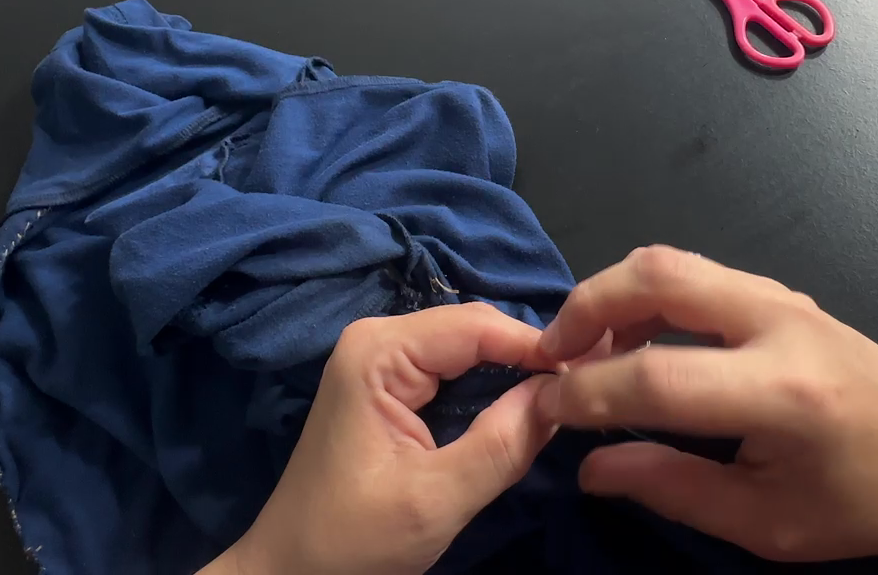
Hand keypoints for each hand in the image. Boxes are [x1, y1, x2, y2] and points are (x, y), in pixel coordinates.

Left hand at [207, 303, 557, 574]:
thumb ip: (501, 445)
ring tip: (563, 387)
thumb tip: (562, 395)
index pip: (475, 326)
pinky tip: (520, 398)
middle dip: (526, 352)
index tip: (589, 370)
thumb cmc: (353, 542)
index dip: (534, 344)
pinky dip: (488, 379)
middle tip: (582, 381)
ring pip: (466, 343)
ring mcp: (381, 353)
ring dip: (511, 365)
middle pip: (471, 328)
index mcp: (379, 350)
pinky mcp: (388, 377)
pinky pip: (451, 364)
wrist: (289, 571)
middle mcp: (379, 335)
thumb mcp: (434, 501)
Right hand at [533, 246, 877, 562]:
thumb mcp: (769, 523)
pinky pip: (685, 269)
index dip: (589, 393)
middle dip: (587, 309)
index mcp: (784, 393)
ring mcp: (773, 290)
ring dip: (608, 294)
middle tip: (552, 354)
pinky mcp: (768, 284)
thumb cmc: (865, 498)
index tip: (546, 407)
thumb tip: (589, 467)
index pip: (659, 379)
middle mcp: (775, 320)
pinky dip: (639, 293)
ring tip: (583, 344)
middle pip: (655, 279)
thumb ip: (673, 488)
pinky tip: (630, 335)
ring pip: (665, 261)